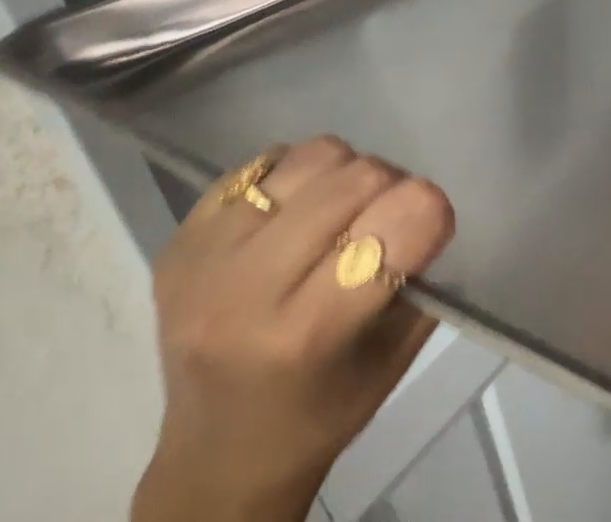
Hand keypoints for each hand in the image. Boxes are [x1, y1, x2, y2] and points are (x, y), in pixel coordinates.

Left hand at [133, 136, 454, 521]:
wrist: (220, 452)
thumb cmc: (328, 408)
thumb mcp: (397, 349)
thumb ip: (418, 273)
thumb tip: (423, 207)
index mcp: (310, 330)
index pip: (402, 219)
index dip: (432, 211)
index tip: (430, 230)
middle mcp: (245, 290)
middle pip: (358, 177)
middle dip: (392, 188)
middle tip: (387, 221)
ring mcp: (202, 260)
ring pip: (313, 157)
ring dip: (344, 176)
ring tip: (340, 214)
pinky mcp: (178, 241)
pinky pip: (262, 165)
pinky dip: (295, 179)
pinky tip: (294, 217)